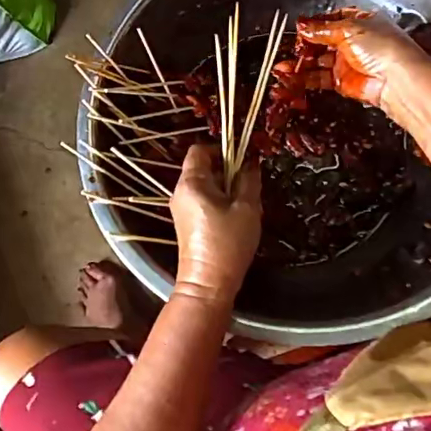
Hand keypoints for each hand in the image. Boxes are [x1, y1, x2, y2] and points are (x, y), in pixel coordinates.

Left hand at [170, 144, 261, 302]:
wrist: (207, 281)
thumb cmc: (228, 242)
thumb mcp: (247, 208)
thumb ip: (249, 180)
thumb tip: (251, 162)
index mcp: (191, 182)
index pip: (199, 150)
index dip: (220, 148)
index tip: (241, 158)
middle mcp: (180, 191)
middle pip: (200, 166)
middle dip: (225, 169)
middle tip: (248, 181)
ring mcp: (180, 207)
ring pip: (202, 184)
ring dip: (223, 186)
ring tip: (244, 200)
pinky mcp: (184, 221)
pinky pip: (200, 199)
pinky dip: (216, 199)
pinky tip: (234, 214)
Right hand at [295, 10, 429, 108]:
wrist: (397, 80)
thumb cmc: (383, 48)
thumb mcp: (349, 29)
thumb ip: (321, 29)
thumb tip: (301, 24)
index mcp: (359, 22)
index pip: (331, 20)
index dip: (314, 24)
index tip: (299, 29)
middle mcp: (353, 41)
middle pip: (321, 42)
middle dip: (303, 47)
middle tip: (289, 50)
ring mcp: (347, 62)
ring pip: (317, 62)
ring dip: (298, 65)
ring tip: (281, 69)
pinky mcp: (342, 82)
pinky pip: (318, 79)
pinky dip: (303, 80)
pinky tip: (289, 79)